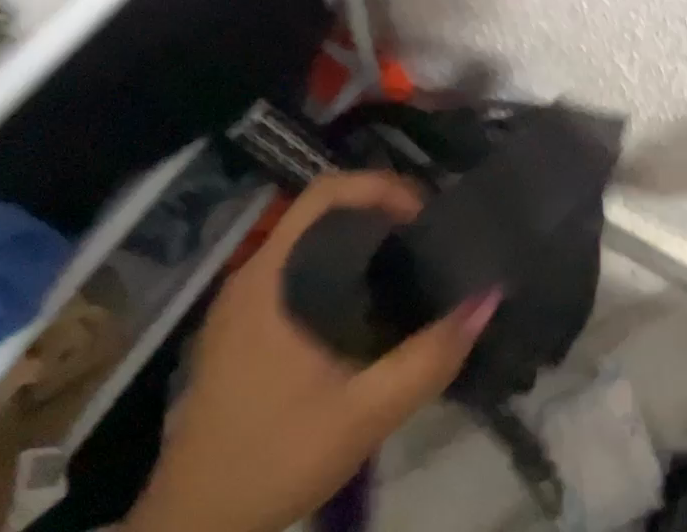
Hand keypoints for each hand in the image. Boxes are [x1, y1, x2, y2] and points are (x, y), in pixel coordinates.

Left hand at [123, 172, 501, 531]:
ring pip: (311, 243)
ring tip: (415, 270)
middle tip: (434, 242)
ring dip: (364, 243)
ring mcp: (242, 304)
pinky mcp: (244, 330)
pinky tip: (375, 310)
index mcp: (270, 280)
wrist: (195, 527)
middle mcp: (252, 277)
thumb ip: (430, 355)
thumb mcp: (366, 413)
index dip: (383, 188)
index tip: (428, 219)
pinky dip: (342, 270)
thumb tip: (490, 297)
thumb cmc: (275, 459)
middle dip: (383, 214)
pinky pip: (300, 273)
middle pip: (323, 213)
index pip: (326, 193)